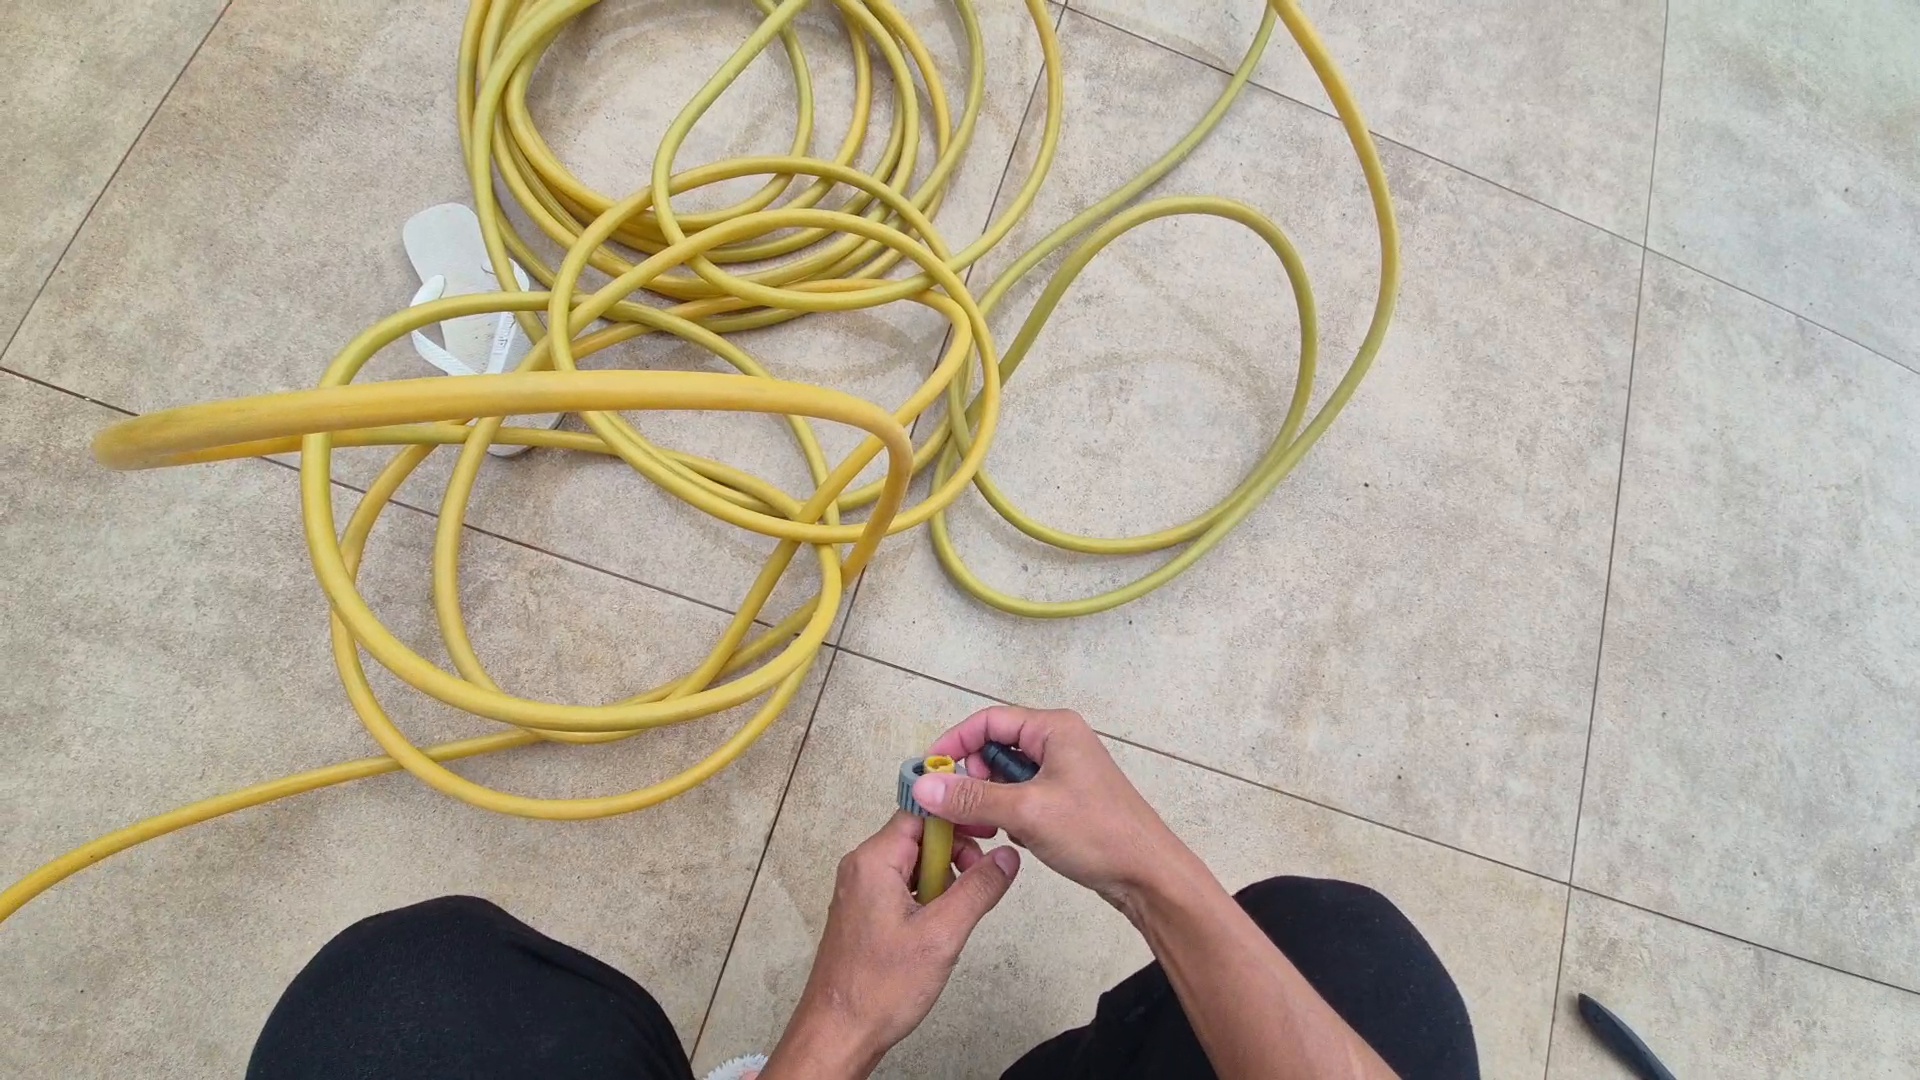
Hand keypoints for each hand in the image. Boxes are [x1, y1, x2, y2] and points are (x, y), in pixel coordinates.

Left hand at [758, 812, 1020, 1078]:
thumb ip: (978, 889)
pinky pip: (901, 881)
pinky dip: (925, 893)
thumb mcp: (941, 935)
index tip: (986, 832)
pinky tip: (936, 923)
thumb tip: (1006, 858)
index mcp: (874, 859)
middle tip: (977, 880)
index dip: (957, 818)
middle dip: (953, 852)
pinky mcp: (864, 908)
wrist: (837, 1035)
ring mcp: (860, 887)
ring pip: (912, 860)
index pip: (921, 812)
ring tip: (955, 912)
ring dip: (941, 876)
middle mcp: (862, 865)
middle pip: (918, 834)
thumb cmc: (879, 989)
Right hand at [911, 706, 1192, 918]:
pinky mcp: (1065, 796)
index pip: (989, 721)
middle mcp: (1058, 741)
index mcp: (1053, 728)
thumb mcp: (1027, 812)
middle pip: (995, 747)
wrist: (1149, 876)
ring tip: (980, 827)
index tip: (928, 770)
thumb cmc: (1096, 833)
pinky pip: (1022, 794)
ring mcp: (1063, 769)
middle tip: (956, 808)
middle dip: (971, 777)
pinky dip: (1007, 811)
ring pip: (1007, 774)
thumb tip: (923, 786)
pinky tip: (1008, 836)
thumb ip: (972, 797)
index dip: (955, 742)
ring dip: (988, 799)